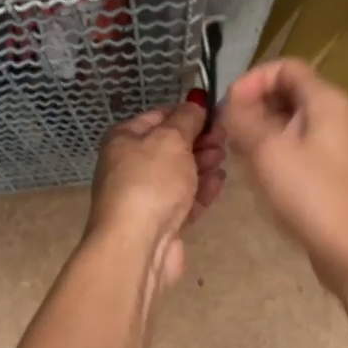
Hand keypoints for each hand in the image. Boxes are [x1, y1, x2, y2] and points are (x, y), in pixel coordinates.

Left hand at [85, 98, 226, 287]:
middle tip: (223, 138)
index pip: (158, 117)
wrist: (136, 244)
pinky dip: (201, 189)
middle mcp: (129, 165)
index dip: (186, 113)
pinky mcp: (160, 221)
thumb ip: (186, 119)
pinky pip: (184, 199)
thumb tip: (194, 103)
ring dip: (202, 163)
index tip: (214, 114)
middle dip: (198, 140)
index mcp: (124, 139)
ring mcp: (144, 195)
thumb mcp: (171, 139)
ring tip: (223, 158)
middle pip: (170, 146)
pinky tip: (219, 181)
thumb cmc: (150, 181)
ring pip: (179, 174)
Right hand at [221, 59, 347, 293]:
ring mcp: (337, 144)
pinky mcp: (333, 170)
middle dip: (254, 105)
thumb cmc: (311, 194)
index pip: (285, 67)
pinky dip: (275, 149)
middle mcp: (336, 115)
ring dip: (261, 129)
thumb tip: (231, 99)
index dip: (253, 79)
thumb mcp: (267, 150)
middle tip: (229, 130)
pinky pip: (298, 144)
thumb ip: (243, 117)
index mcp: (326, 100)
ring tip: (239, 153)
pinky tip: (259, 172)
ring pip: (290, 120)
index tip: (230, 104)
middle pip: (288, 92)